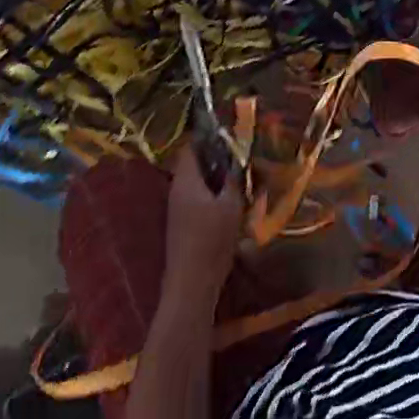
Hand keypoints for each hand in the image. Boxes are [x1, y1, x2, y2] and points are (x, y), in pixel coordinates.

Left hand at [164, 149, 243, 288]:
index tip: (231, 135)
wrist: (192, 282)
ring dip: (217, 179)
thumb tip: (237, 159)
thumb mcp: (231, 206)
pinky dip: (213, 195)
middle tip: (242, 158)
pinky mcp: (182, 224)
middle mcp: (176, 190)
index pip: (190, 147)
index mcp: (185, 181)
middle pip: (194, 165)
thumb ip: (233, 180)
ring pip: (197, 183)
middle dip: (217, 159)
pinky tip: (232, 203)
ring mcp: (177, 208)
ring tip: (241, 179)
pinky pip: (198, 199)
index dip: (208, 137)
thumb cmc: (211, 239)